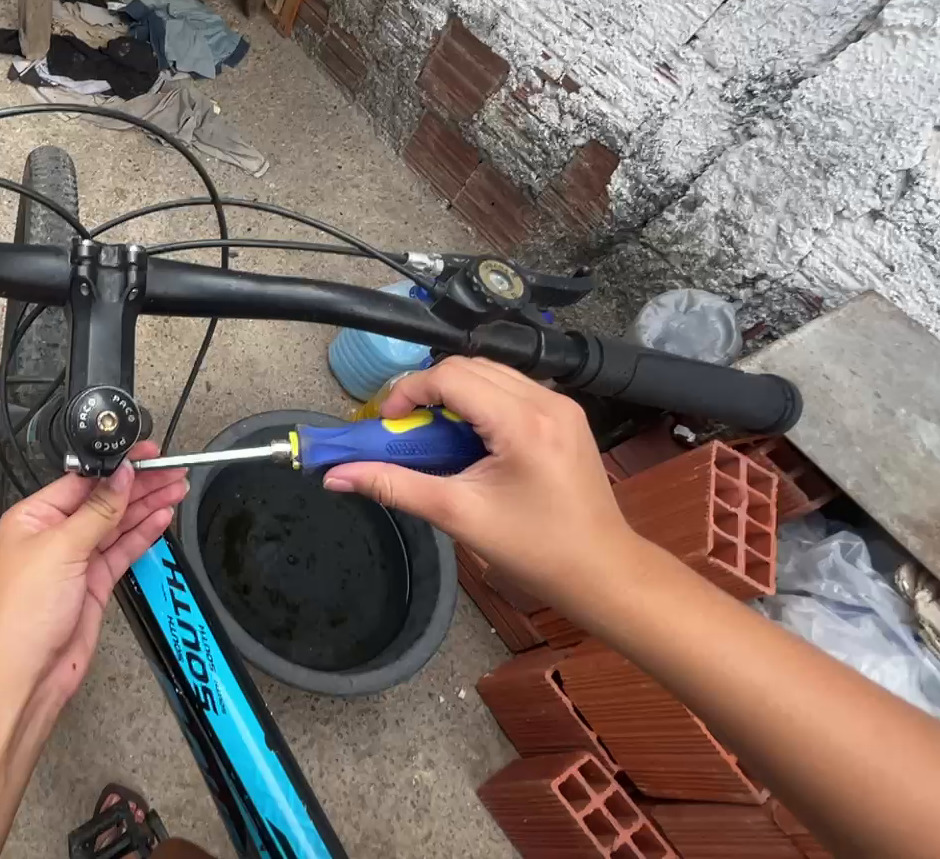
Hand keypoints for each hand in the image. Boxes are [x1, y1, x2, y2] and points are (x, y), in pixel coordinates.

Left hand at [0, 443, 187, 706]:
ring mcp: (75, 560)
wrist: (25, 674)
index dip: (116, 467)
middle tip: (170, 470)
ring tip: (175, 487)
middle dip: (138, 484)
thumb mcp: (61, 549)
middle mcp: (54, 535)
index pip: (82, 481)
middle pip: (103, 500)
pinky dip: (143, 533)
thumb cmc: (20, 615)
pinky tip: (161, 517)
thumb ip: (97, 511)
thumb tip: (120, 477)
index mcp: (34, 516)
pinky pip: (122, 550)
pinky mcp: (93, 584)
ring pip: (117, 523)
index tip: (144, 455)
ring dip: (146, 505)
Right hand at [321, 357, 637, 607]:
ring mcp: (560, 405)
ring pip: (486, 372)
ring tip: (432, 431)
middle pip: (467, 366)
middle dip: (426, 389)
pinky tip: (466, 435)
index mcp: (523, 424)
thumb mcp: (456, 515)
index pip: (450, 376)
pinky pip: (507, 387)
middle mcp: (546, 402)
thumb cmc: (535, 549)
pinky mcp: (563, 415)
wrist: (603, 572)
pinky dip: (476, 400)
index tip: (388, 422)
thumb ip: (392, 486)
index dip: (408, 391)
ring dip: (450, 392)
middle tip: (405, 426)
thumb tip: (336, 476)